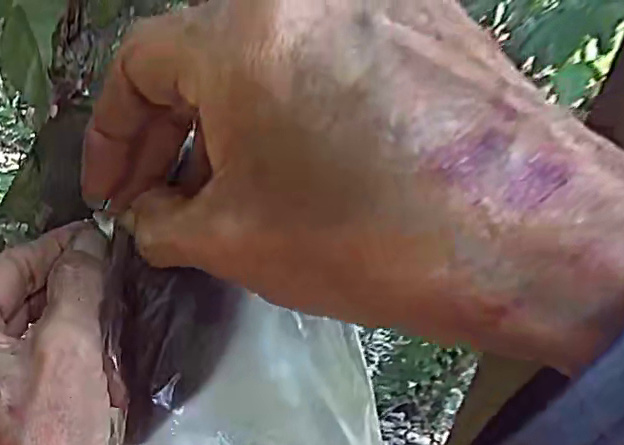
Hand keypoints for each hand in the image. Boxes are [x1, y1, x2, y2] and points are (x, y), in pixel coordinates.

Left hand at [0, 223, 111, 444]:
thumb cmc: (52, 436)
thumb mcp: (70, 348)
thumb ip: (76, 285)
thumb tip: (87, 243)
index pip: (9, 267)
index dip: (57, 247)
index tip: (99, 233)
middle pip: (18, 300)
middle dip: (69, 294)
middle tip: (115, 280)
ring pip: (30, 334)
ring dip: (74, 330)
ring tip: (113, 329)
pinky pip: (32, 366)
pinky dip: (67, 361)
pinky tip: (100, 367)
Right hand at [82, 0, 623, 375]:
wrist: (514, 235)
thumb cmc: (350, 240)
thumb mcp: (226, 242)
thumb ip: (158, 222)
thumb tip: (141, 212)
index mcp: (242, 33)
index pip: (138, 61)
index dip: (109, 131)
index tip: (108, 191)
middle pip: (195, 51)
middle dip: (158, 131)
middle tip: (149, 199)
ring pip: (254, 53)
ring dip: (214, 124)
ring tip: (212, 194)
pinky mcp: (419, 16)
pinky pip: (314, 54)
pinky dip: (273, 108)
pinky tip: (280, 168)